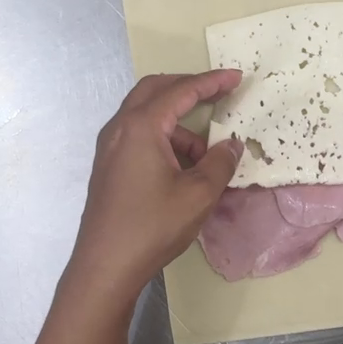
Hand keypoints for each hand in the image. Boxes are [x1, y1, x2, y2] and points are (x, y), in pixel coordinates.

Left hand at [66, 70, 243, 297]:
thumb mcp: (199, 194)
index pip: (181, 90)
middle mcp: (119, 128)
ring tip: (206, 156)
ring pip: (146, 117)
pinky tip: (183, 169)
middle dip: (188, 89)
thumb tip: (232, 144)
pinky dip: (164, 141)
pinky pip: (138, 137)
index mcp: (141, 126)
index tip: (236, 77)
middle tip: (218, 95)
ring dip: (178, 125)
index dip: (211, 82)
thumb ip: (220, 162)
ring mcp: (109, 148)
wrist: (106, 265)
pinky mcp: (108, 167)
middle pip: (155, 90)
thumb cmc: (153, 227)